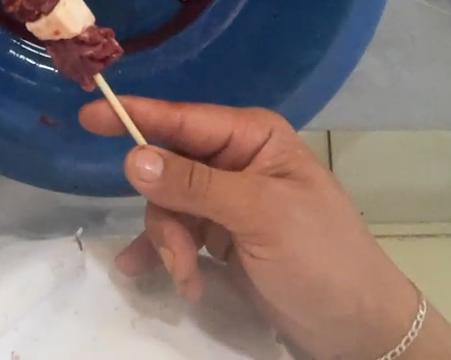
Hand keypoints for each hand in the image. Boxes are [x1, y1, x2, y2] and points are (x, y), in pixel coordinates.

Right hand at [80, 98, 422, 359]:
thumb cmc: (323, 260)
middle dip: (165, 213)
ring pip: (168, 206)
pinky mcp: (222, 238)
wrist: (362, 336)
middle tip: (177, 257)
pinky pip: (176, 234)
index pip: (181, 119)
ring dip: (171, 245)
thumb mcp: (260, 217)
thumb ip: (194, 185)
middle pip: (168, 168)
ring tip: (188, 282)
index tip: (88, 114)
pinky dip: (163, 255)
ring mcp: (227, 201)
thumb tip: (132, 156)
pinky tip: (144, 273)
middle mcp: (235, 161)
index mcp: (252, 137)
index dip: (134, 115)